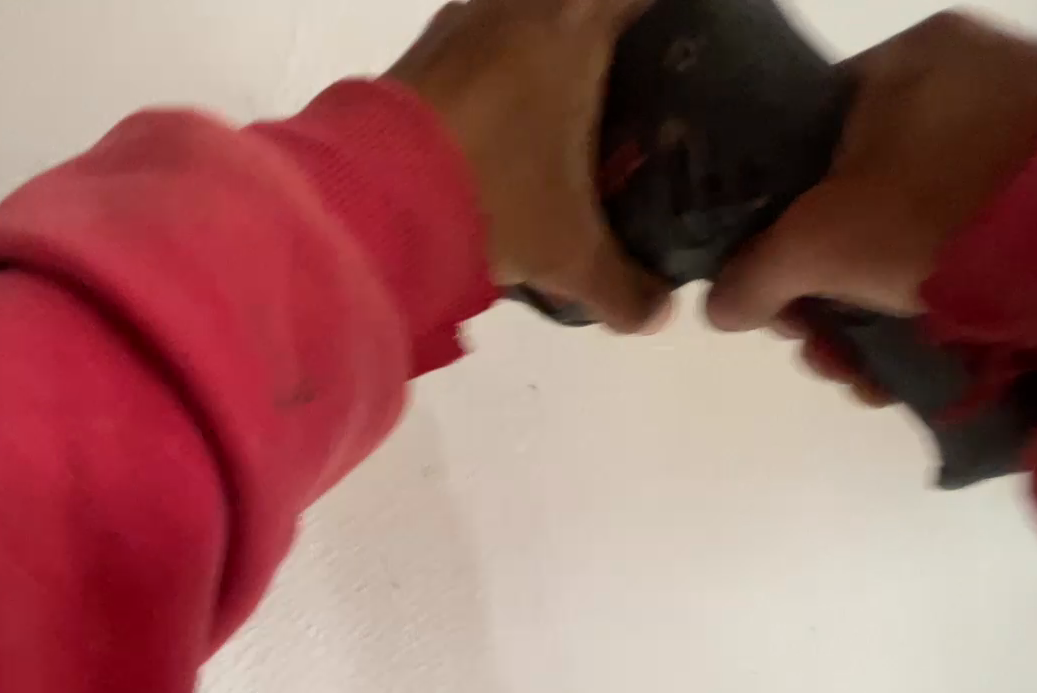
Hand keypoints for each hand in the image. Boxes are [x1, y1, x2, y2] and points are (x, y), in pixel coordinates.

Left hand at [389, 0, 672, 333]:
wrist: (372, 200)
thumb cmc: (493, 199)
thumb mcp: (568, 253)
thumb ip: (621, 286)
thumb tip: (655, 315)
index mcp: (580, 17)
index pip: (645, 5)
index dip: (662, 37)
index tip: (665, 81)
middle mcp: (522, 0)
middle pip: (583, 16)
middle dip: (601, 64)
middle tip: (613, 119)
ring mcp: (462, 21)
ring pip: (525, 32)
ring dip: (541, 77)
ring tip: (551, 140)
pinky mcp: (417, 56)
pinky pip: (473, 61)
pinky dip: (491, 95)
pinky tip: (492, 149)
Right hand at [704, 11, 1036, 402]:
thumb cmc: (938, 207)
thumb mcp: (814, 242)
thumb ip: (747, 276)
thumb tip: (719, 309)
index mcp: (898, 67)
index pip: (792, 149)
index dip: (760, 226)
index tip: (760, 286)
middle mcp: (955, 92)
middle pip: (838, 210)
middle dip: (812, 295)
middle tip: (810, 343)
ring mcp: (1007, 146)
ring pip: (888, 246)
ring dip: (855, 322)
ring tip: (853, 376)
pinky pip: (947, 258)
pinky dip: (912, 317)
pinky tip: (896, 370)